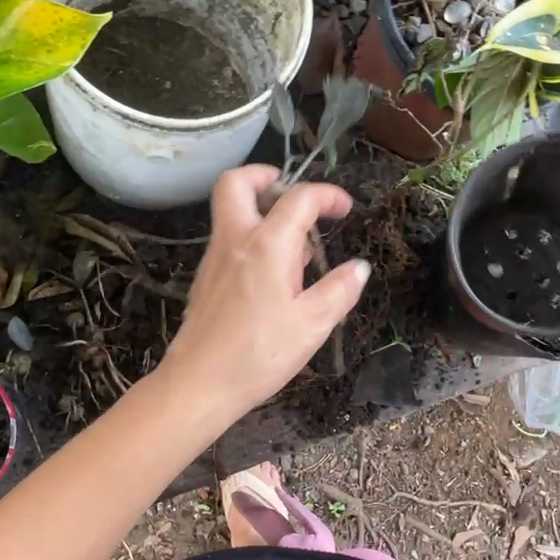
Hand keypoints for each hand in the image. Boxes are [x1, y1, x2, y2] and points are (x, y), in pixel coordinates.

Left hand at [158, 165, 370, 416]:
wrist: (199, 383)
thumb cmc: (259, 354)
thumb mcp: (312, 325)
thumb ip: (339, 291)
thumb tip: (359, 267)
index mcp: (267, 245)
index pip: (299, 198)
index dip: (327, 195)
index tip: (345, 209)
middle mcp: (235, 240)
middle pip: (237, 183)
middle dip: (265, 176)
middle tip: (293, 194)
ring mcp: (214, 259)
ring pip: (229, 211)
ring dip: (260, 210)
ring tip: (294, 248)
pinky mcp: (205, 279)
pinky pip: (228, 240)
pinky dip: (250, 239)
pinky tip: (272, 277)